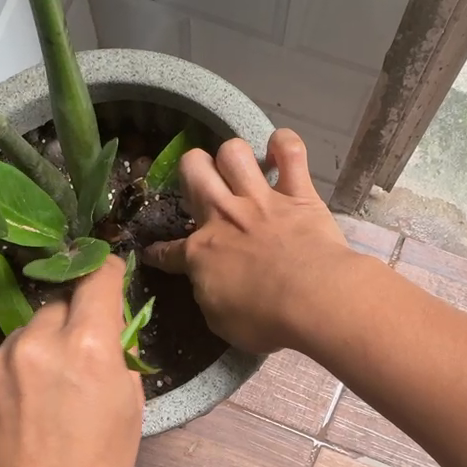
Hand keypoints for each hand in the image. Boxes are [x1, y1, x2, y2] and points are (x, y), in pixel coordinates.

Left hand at [0, 257, 142, 466]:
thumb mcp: (130, 409)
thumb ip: (118, 357)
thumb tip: (107, 332)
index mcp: (88, 346)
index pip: (96, 278)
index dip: (106, 273)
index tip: (107, 276)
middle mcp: (39, 341)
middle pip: (58, 305)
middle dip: (71, 324)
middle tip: (77, 361)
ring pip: (26, 332)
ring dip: (39, 349)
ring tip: (44, 395)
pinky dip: (11, 372)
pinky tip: (18, 407)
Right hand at [142, 129, 358, 352]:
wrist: (312, 300)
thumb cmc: (263, 320)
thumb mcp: (220, 321)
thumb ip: (209, 295)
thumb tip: (209, 283)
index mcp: (200, 253)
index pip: (170, 250)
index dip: (159, 252)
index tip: (155, 253)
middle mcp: (224, 216)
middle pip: (193, 169)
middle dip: (191, 171)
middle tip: (202, 187)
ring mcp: (261, 200)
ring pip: (233, 151)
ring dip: (232, 156)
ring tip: (241, 170)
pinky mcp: (299, 194)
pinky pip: (291, 152)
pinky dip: (284, 146)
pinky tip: (281, 150)